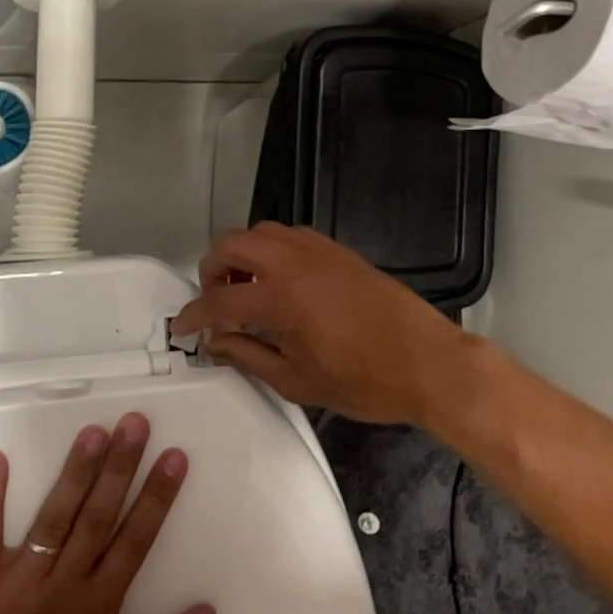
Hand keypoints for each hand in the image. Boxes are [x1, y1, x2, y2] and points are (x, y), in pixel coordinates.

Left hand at [0, 413, 216, 613]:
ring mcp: (20, 580)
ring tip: (91, 434)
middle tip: (135, 426)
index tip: (173, 460)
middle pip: (99, 515)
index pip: (137, 538)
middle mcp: (64, 584)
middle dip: (121, 466)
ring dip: (74, 473)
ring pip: (53, 516)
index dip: (157, 496)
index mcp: (99, 605)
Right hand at [170, 222, 475, 426]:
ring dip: (242, 255)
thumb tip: (218, 342)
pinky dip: (273, 251)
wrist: (429, 363)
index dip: (193, 316)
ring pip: (263, 232)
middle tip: (215, 304)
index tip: (183, 328)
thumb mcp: (298, 381)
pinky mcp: (340, 252)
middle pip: (232, 243)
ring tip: (246, 291)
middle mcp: (295, 261)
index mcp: (280, 296)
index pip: (219, 299)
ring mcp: (320, 251)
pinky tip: (281, 284)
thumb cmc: (365, 381)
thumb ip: (249, 356)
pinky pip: (292, 236)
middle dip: (211, 270)